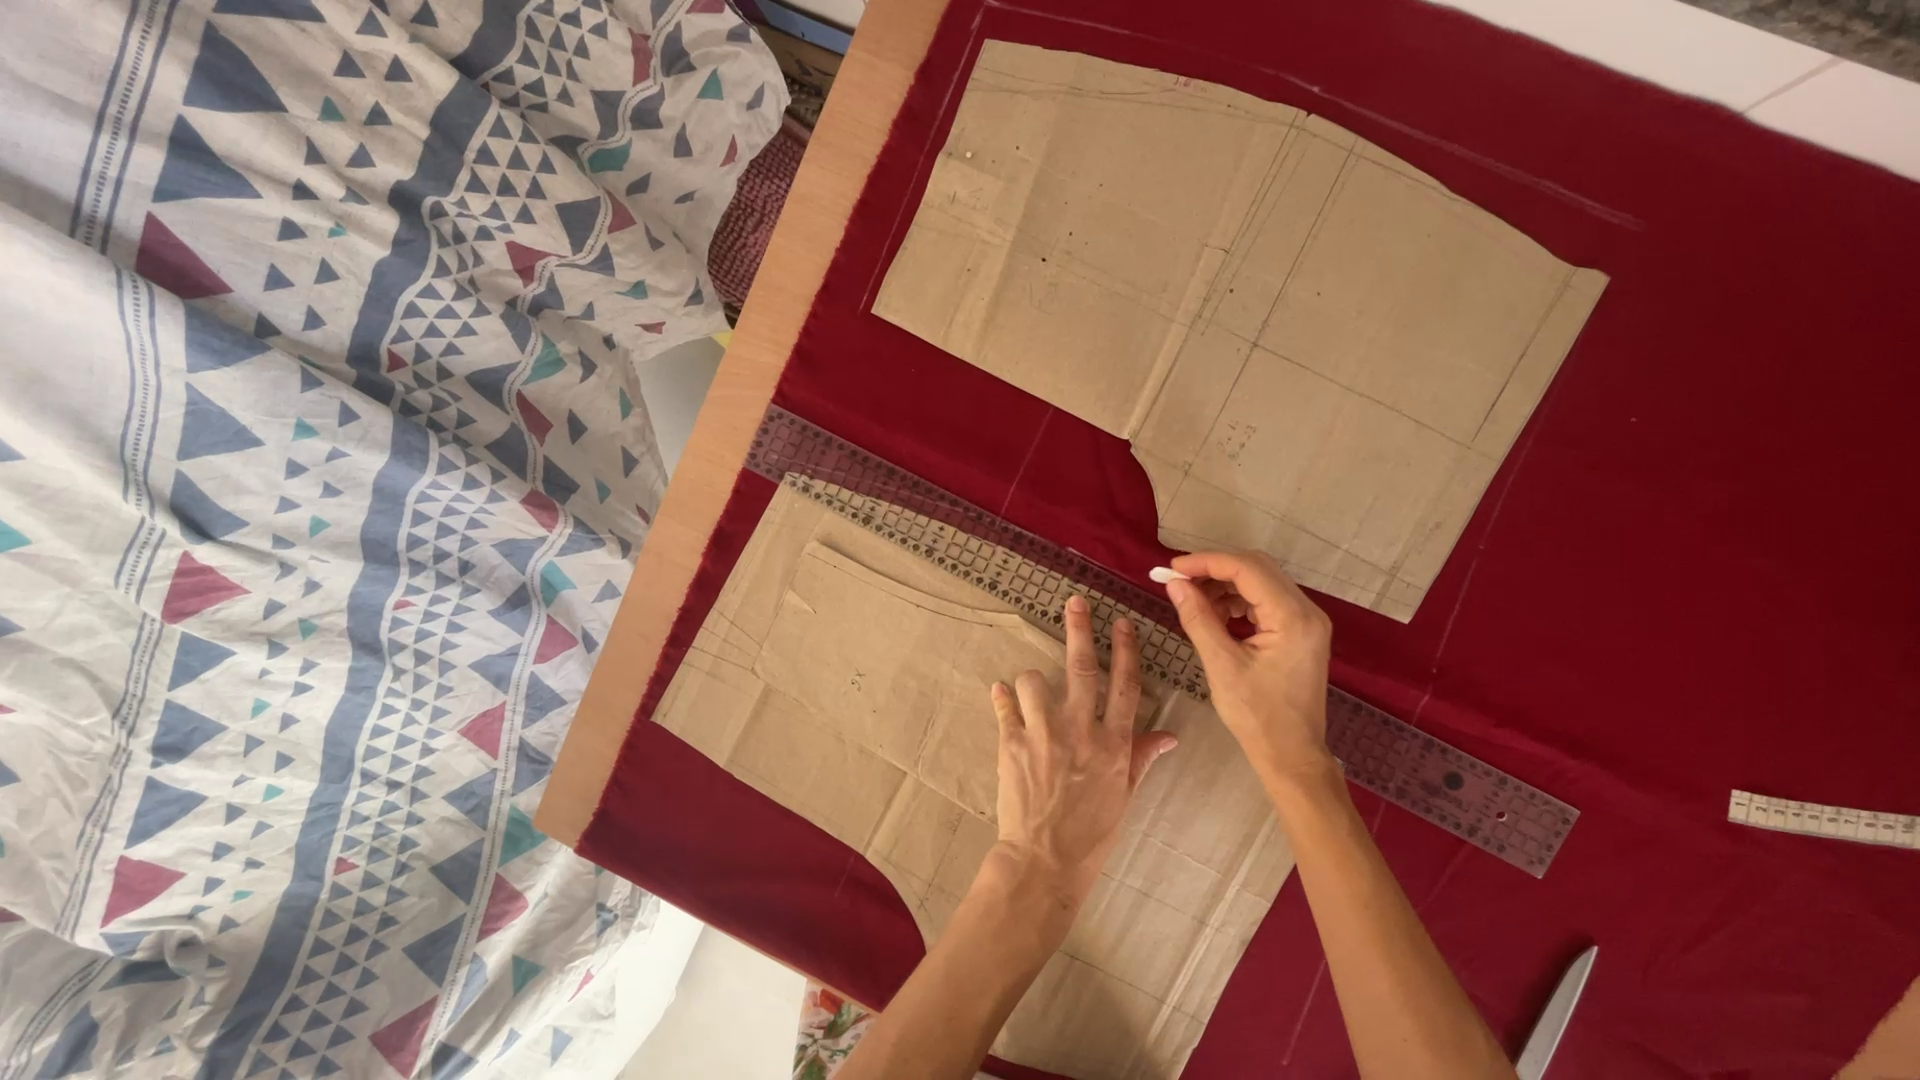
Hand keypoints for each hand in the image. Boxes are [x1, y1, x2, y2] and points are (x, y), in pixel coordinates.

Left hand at [987, 595, 1178, 906]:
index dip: (1125, 651)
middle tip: (1074, 602)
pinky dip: (1002, 697)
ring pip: (1035, 680)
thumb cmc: (1091, 832)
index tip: (1122, 623)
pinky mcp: (1012, 744)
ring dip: (1031, 678)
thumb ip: (1142, 758)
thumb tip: (1169, 735)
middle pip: (1082, 668)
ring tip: (1030, 687)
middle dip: (1079, 630)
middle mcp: (1081, 730)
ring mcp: (1044, 734)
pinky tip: (1000, 693)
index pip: (1124, 686)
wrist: (1045, 860)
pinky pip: (1004, 706)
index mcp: (1113, 743)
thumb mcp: (1125, 796)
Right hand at [1162, 551, 1335, 783]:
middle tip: (1178, 581)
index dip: (1206, 563)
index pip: (1247, 569)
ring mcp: (1306, 621)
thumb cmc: (1257, 715)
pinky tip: (1215, 614)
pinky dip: (1237, 600)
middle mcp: (1307, 611)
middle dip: (1214, 570)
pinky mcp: (1300, 632)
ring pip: (1261, 582)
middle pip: (1257, 569)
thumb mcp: (1221, 665)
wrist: (1291, 754)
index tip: (1172, 569)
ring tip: (1192, 600)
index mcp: (1293, 617)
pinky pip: (1266, 601)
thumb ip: (1198, 619)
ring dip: (1224, 585)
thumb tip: (1174, 584)